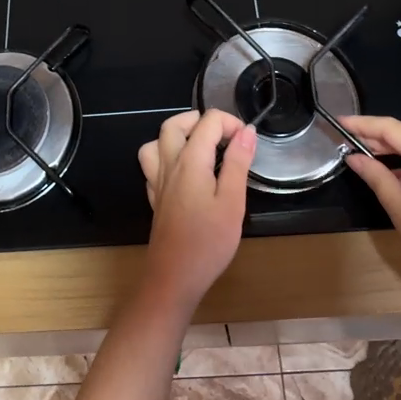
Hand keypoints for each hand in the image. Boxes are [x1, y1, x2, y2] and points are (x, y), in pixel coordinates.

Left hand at [136, 109, 255, 306]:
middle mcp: (169, 164)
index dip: (230, 124)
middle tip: (224, 136)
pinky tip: (184, 173)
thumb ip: (238, 163)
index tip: (247, 143)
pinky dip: (167, 158)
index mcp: (190, 161)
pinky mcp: (155, 198)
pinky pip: (153, 165)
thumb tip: (246, 131)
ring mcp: (157, 181)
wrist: (174, 278)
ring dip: (178, 135)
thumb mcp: (233, 202)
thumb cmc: (208, 242)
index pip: (207, 122)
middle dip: (200, 121)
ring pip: (157, 142)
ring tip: (201, 146)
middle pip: (174, 125)